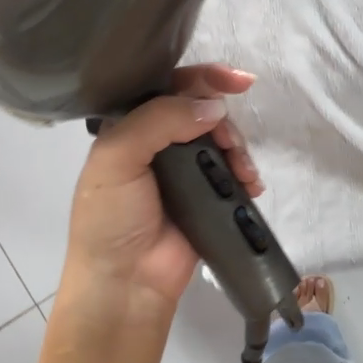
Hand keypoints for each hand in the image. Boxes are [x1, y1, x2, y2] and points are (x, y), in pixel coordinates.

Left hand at [60, 65, 261, 310]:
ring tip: (244, 174)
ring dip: (239, 150)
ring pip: (222, 142)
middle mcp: (158, 144)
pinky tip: (252, 187)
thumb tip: (214, 107)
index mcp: (129, 128)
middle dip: (225, 121)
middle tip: (231, 144)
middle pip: (203, 112)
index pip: (168, 87)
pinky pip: (234, 175)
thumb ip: (160, 120)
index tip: (238, 81)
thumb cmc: (111, 218)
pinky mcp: (208, 200)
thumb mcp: (118, 157)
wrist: (126, 283)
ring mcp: (186, 173)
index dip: (203, 78)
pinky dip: (247, 175)